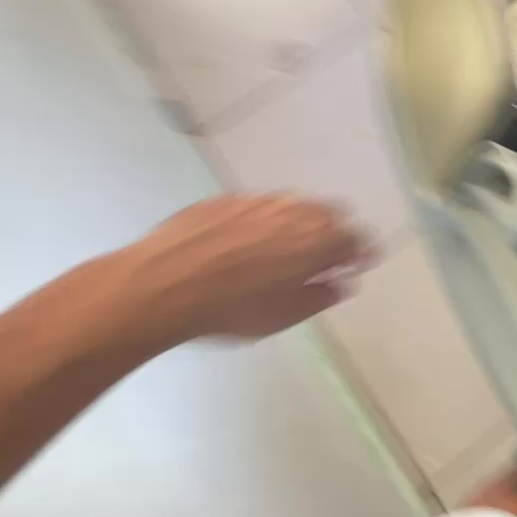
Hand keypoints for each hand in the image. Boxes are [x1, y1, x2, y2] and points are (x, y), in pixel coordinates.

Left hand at [61, 194, 374, 352]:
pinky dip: (258, 223)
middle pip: (329, 215)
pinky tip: (237, 246)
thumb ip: (321, 296)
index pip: (357, 239)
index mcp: (321, 238)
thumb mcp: (283, 316)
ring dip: (295, 225)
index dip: (360, 254)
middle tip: (319, 260)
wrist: (156, 286)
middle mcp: (297, 209)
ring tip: (276, 252)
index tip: (358, 266)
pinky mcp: (226, 199)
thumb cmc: (230, 309)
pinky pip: (256, 209)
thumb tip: (340, 284)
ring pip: (292, 208)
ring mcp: (260, 200)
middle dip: (330, 234)